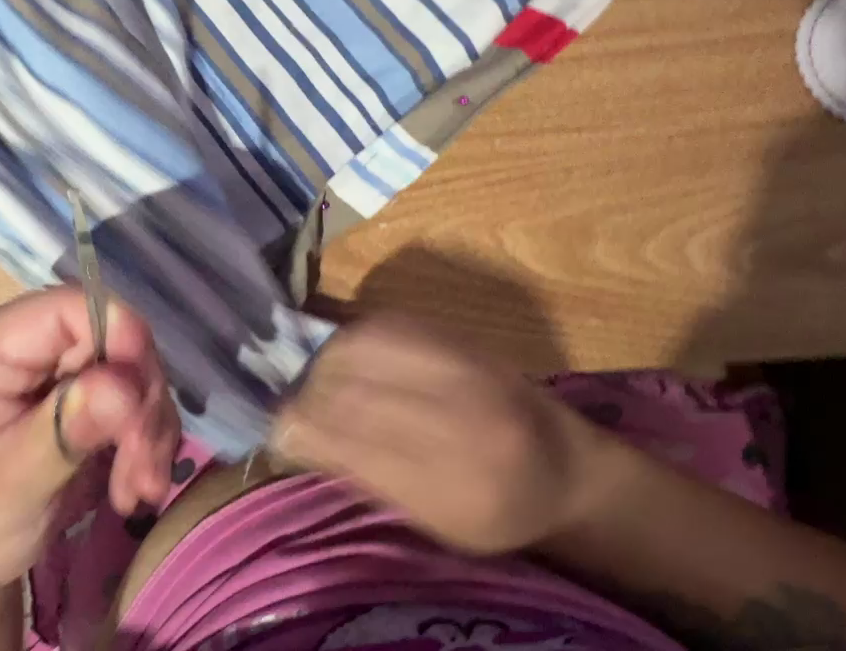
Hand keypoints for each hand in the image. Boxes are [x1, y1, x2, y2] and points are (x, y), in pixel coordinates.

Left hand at [0, 287, 179, 594]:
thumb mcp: (5, 487)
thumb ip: (60, 431)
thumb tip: (122, 384)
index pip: (65, 309)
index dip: (118, 335)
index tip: (143, 401)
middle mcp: (26, 348)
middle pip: (110, 337)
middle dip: (139, 401)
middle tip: (143, 469)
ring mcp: (55, 372)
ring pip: (131, 371)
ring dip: (148, 429)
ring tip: (138, 490)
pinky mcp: (81, 400)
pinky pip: (133, 401)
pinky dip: (146, 441)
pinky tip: (134, 489)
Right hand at [273, 315, 615, 554]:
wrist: (568, 468)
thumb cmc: (496, 513)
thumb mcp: (434, 520)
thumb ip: (363, 473)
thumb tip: (292, 434)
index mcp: (453, 479)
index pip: (345, 437)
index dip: (299, 428)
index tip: (277, 431)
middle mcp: (459, 415)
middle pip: (343, 386)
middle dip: (304, 394)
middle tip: (287, 405)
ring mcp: (456, 364)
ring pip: (353, 347)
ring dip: (319, 363)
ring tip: (309, 380)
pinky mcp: (450, 332)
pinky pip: (375, 325)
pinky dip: (344, 340)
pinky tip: (336, 356)